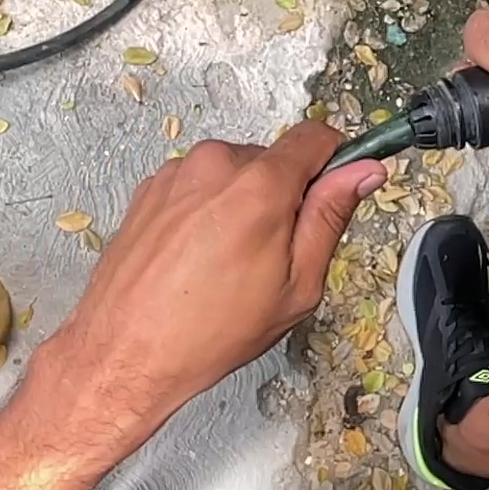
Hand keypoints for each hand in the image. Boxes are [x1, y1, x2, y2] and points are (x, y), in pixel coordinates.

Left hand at [29, 122, 385, 439]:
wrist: (125, 352)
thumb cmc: (210, 331)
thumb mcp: (297, 285)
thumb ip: (332, 216)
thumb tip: (363, 173)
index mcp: (260, 185)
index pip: (315, 137)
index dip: (334, 161)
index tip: (334, 188)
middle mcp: (216, 165)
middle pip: (274, 159)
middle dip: (284, 196)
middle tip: (272, 252)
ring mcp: (178, 173)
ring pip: (234, 173)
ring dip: (242, 203)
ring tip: (227, 261)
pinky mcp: (152, 187)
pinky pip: (199, 184)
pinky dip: (207, 210)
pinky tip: (197, 256)